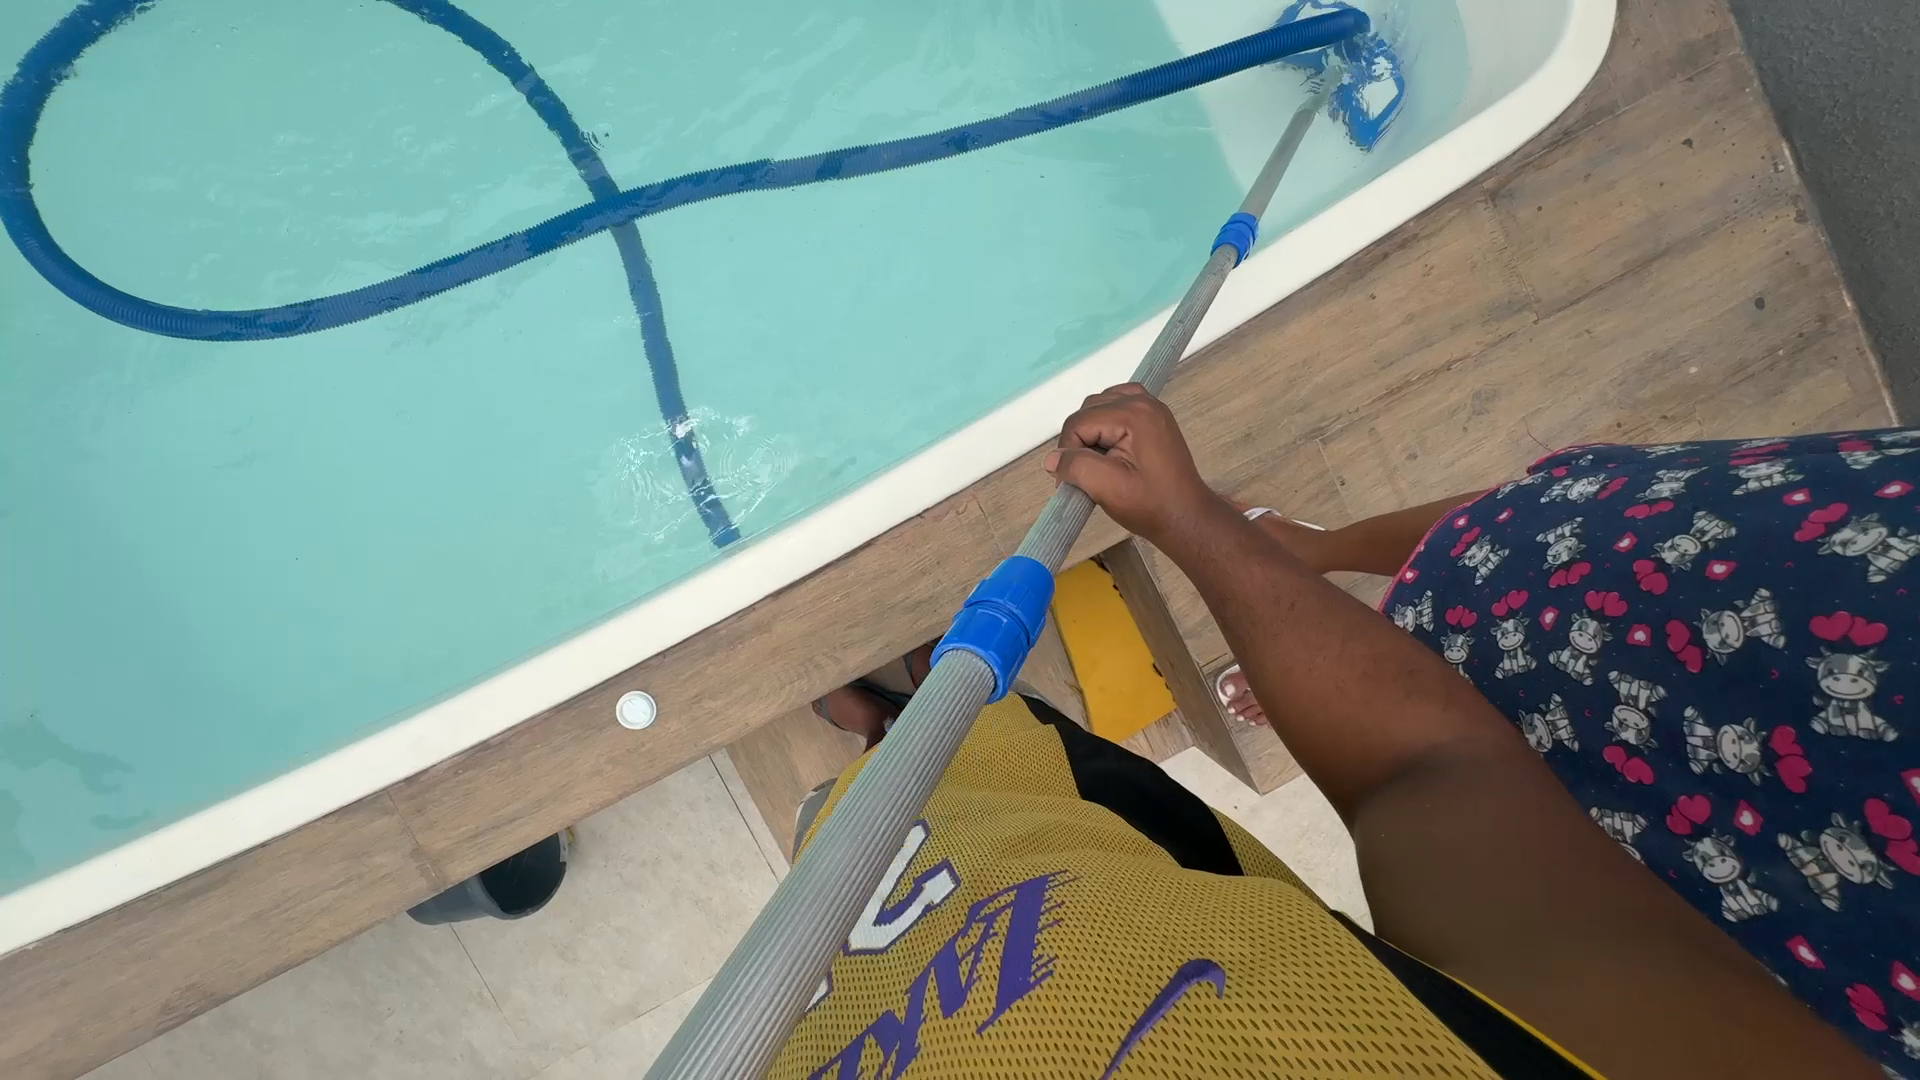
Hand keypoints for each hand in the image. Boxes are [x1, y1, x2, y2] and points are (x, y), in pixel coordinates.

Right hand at [1043, 383, 1227, 549]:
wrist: (1185, 517)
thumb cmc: (1149, 506)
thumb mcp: (1106, 488)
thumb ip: (1075, 467)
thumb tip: (1052, 459)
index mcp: (1134, 415)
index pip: (1078, 422)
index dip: (1068, 453)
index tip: (1071, 483)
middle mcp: (1143, 402)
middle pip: (1088, 410)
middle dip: (1078, 442)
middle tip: (1082, 475)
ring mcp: (1151, 407)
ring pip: (1100, 406)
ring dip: (1090, 432)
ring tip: (1096, 463)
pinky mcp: (1153, 417)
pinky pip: (1117, 406)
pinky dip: (1105, 423)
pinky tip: (1107, 447)